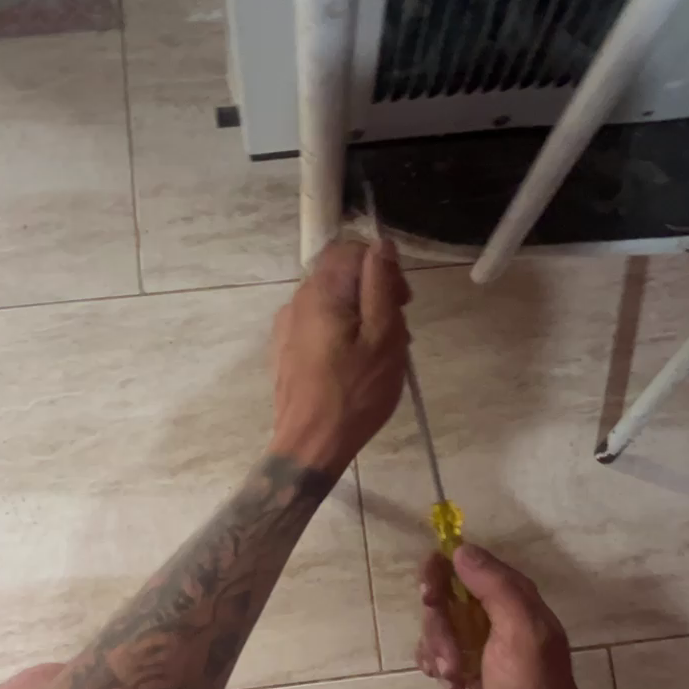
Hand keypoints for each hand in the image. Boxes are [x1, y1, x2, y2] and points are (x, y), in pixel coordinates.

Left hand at [267, 239, 410, 476]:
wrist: (310, 444)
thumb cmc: (355, 394)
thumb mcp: (382, 337)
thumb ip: (381, 285)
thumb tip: (381, 244)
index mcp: (321, 292)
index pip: (352, 249)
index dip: (383, 267)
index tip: (402, 302)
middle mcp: (297, 300)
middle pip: (341, 275)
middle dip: (374, 294)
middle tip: (397, 333)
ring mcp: (288, 326)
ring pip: (332, 302)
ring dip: (361, 316)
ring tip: (380, 354)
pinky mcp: (286, 349)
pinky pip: (319, 325)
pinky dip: (342, 333)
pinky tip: (355, 365)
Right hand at [416, 544, 608, 688]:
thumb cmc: (535, 688)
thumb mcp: (521, 633)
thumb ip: (494, 588)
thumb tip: (459, 550)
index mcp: (509, 593)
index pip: (461, 561)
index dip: (438, 575)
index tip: (430, 600)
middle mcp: (492, 608)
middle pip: (440, 595)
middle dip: (437, 628)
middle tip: (449, 660)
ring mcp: (478, 635)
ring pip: (435, 625)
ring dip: (437, 652)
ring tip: (454, 679)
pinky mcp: (467, 660)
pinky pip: (435, 649)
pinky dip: (436, 666)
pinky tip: (452, 687)